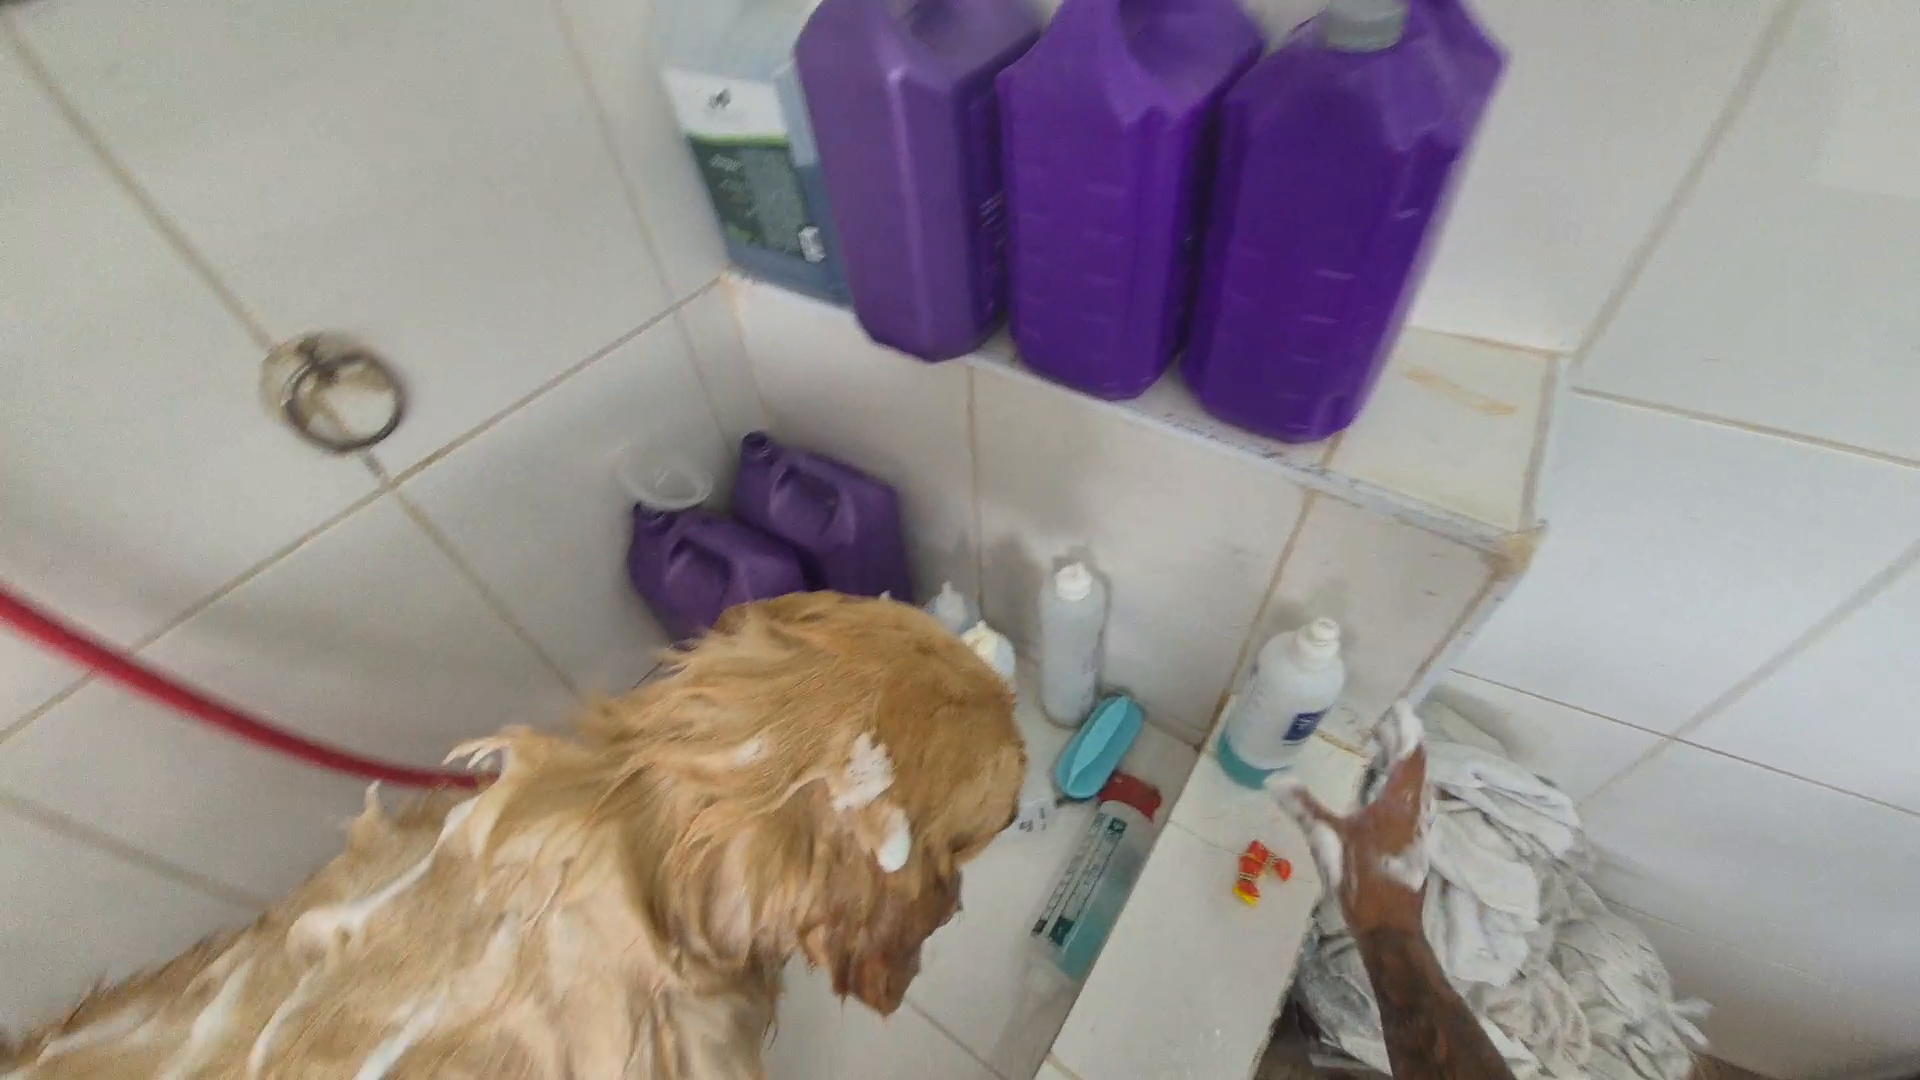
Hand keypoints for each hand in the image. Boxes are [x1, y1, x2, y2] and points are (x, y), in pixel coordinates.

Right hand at [1275, 701, 1431, 935]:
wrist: (1388, 928)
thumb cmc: (1361, 879)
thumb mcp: (1326, 838)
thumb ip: (1302, 807)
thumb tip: (1274, 780)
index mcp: (1398, 806)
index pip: (1410, 758)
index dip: (1407, 731)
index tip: (1400, 708)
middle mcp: (1415, 813)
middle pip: (1417, 768)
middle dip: (1403, 742)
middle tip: (1386, 721)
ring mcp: (1419, 830)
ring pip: (1418, 786)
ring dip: (1406, 762)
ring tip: (1387, 746)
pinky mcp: (1415, 844)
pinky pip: (1414, 801)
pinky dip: (1404, 781)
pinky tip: (1387, 788)